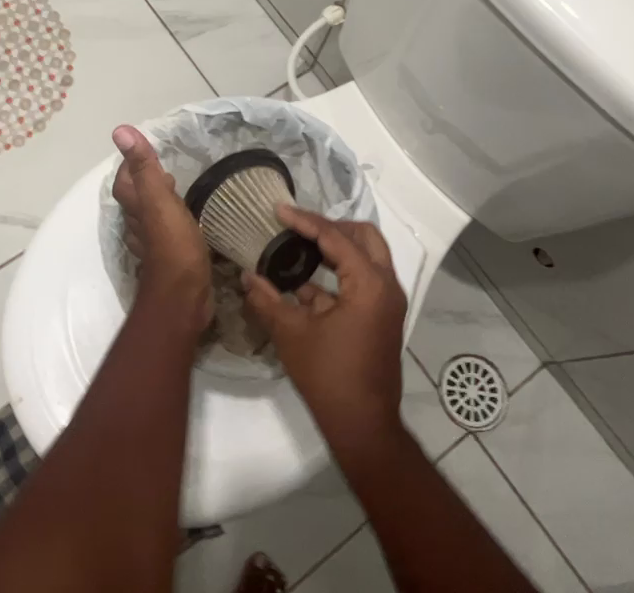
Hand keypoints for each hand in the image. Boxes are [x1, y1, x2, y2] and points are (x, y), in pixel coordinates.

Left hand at [111, 125, 212, 330]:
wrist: (183, 294)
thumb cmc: (173, 243)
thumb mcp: (159, 198)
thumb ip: (144, 166)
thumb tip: (120, 131)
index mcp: (136, 206)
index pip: (125, 179)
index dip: (132, 164)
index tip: (145, 150)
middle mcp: (138, 224)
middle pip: (135, 198)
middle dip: (145, 182)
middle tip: (164, 170)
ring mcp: (152, 243)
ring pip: (147, 217)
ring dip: (157, 203)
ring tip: (174, 191)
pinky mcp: (169, 258)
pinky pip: (164, 234)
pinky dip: (170, 223)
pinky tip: (184, 224)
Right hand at [245, 206, 406, 449]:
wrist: (362, 424)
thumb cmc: (328, 376)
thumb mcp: (291, 334)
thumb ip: (267, 299)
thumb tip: (246, 276)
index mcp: (369, 283)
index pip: (336, 238)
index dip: (305, 221)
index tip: (279, 210)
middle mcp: (386, 286)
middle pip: (364, 237)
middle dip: (330, 227)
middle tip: (297, 226)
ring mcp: (387, 303)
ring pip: (366, 258)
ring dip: (335, 249)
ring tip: (297, 246)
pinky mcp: (381, 317)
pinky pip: (362, 281)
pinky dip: (337, 275)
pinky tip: (303, 283)